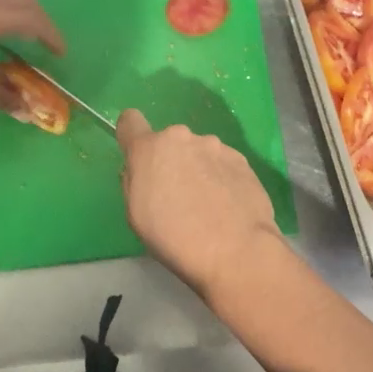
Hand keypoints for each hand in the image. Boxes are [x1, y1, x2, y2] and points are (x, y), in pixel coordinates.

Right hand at [116, 109, 282, 296]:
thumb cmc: (174, 238)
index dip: (131, 136)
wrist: (236, 250)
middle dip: (170, 162)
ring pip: (198, 152)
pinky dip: (221, 179)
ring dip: (198, 169)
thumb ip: (133, 183)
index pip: (130, 121)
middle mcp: (182, 138)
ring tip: (209, 205)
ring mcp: (216, 146)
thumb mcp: (136, 216)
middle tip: (178, 197)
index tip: (139, 158)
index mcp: (149, 149)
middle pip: (169, 142)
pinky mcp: (242, 160)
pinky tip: (228, 206)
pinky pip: (222, 164)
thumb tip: (141, 171)